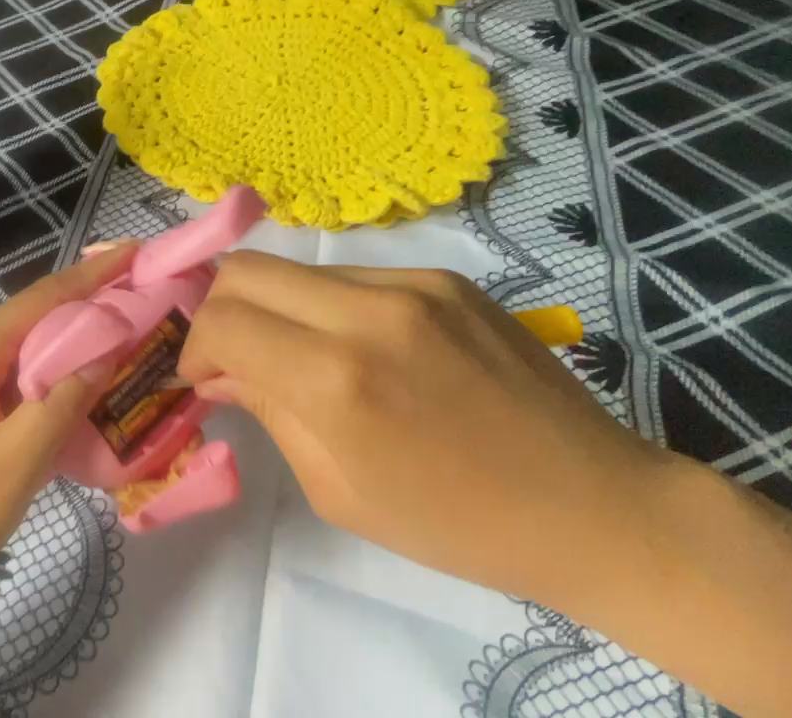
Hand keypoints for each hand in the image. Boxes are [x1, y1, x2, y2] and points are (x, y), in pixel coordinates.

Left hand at [0, 243, 136, 583]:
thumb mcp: (18, 459)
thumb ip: (64, 400)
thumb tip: (107, 346)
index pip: (43, 298)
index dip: (92, 275)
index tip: (135, 251)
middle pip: (34, 314)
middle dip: (88, 303)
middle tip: (143, 296)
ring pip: (24, 341)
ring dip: (69, 337)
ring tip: (123, 330)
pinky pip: (10, 364)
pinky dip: (47, 364)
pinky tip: (77, 373)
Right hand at [178, 252, 665, 603]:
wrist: (596, 507)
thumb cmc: (455, 523)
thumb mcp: (336, 487)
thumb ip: (267, 410)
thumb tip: (219, 370)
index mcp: (336, 379)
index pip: (221, 320)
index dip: (195, 347)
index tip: (205, 378)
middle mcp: (368, 311)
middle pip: (245, 269)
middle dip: (219, 310)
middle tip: (233, 355)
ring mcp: (414, 284)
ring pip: (297, 267)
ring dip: (277, 307)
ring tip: (302, 355)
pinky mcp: (446, 279)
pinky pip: (355, 275)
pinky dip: (331, 306)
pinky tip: (364, 350)